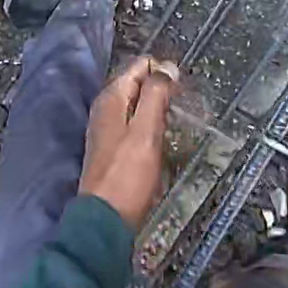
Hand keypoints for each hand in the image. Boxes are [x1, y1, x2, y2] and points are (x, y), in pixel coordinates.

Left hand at [81, 56, 179, 227]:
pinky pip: (135, 124)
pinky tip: (162, 138)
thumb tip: (167, 67)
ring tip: (177, 121)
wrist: (105, 222)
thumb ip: (156, 94)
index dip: (163, 71)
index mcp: (111, 97)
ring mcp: (107, 128)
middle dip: (161, 89)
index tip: (181, 88)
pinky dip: (150, 125)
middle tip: (182, 106)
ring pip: (138, 105)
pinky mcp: (113, 148)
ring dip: (157, 108)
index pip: (140, 65)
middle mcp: (106, 108)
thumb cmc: (128, 174)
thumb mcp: (146, 130)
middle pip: (139, 84)